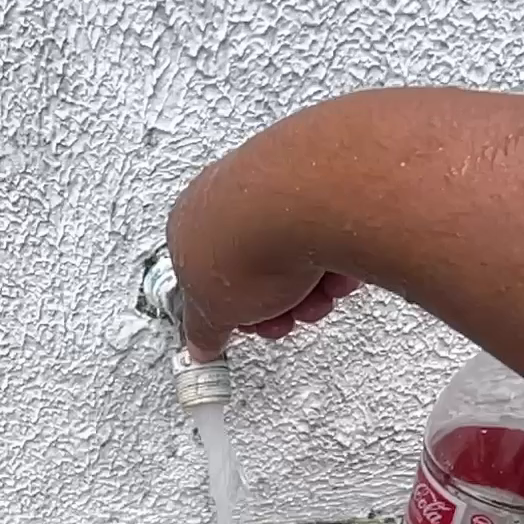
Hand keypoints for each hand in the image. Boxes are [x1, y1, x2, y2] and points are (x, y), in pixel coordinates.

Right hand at [166, 123, 360, 359]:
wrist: (307, 204)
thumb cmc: (251, 245)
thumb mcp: (213, 314)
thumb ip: (204, 331)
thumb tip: (202, 344)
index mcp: (186, 225)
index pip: (205, 276)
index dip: (232, 309)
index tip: (248, 323)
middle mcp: (226, 194)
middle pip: (254, 266)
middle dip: (276, 302)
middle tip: (285, 315)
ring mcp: (275, 180)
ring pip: (294, 249)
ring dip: (308, 287)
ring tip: (315, 296)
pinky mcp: (321, 179)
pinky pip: (328, 227)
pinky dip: (335, 254)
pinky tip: (337, 269)